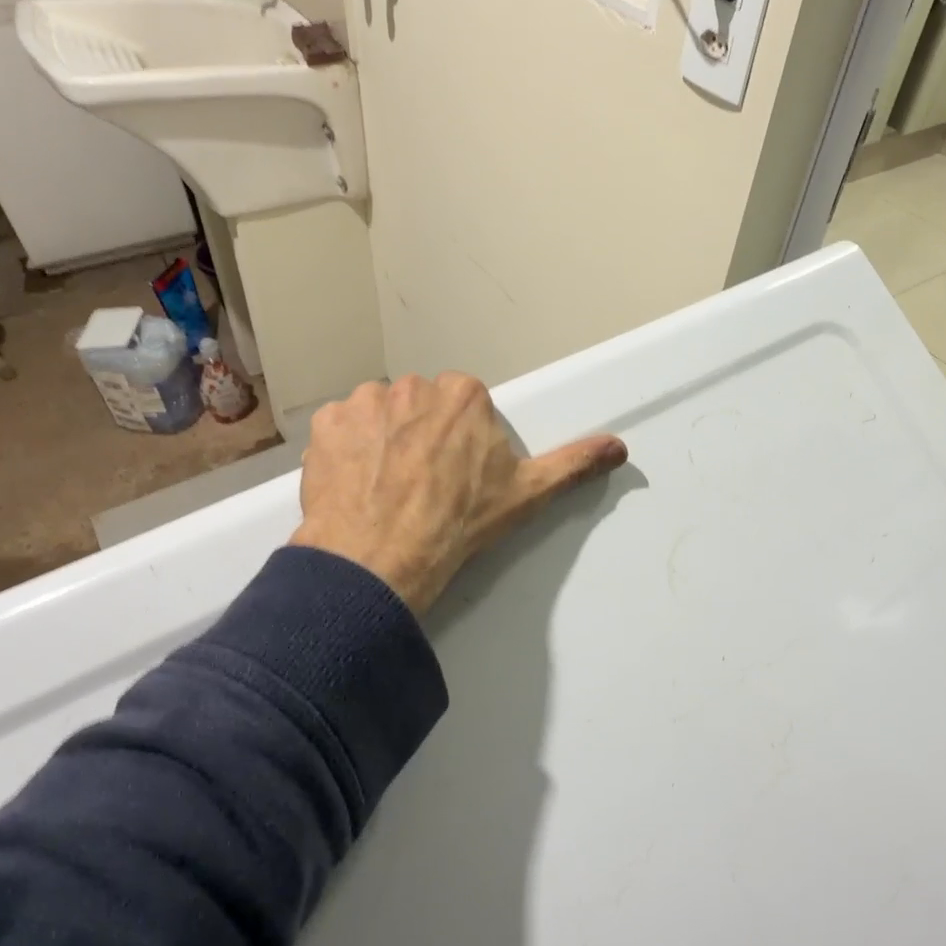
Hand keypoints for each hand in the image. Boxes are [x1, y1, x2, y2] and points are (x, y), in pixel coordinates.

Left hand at [290, 373, 626, 613]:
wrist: (381, 558)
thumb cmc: (457, 525)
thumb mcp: (525, 495)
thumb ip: (573, 463)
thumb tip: (618, 448)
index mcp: (463, 394)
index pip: (463, 406)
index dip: (460, 441)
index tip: (456, 473)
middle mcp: (413, 386)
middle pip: (421, 406)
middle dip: (421, 436)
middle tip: (422, 484)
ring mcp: (365, 402)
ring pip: (380, 415)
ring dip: (382, 441)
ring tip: (387, 487)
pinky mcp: (327, 424)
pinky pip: (340, 428)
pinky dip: (347, 451)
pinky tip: (358, 484)